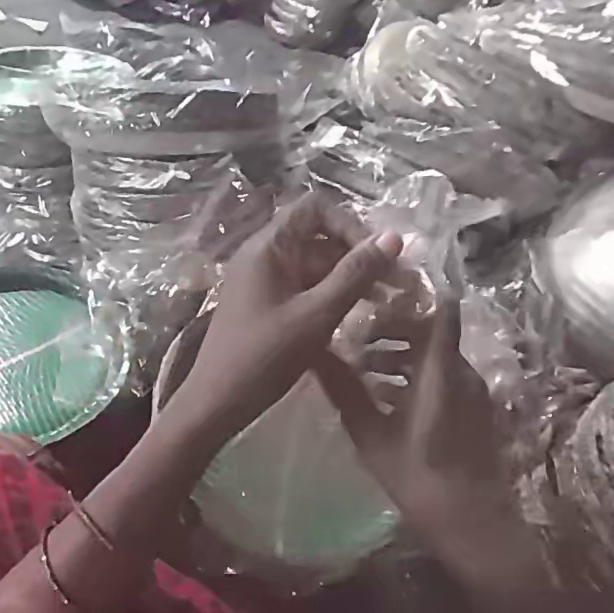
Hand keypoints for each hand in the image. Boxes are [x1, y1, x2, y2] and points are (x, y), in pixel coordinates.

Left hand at [166, 196, 401, 446]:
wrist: (216, 403)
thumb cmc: (265, 356)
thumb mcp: (317, 314)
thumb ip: (355, 274)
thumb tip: (394, 237)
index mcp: (269, 247)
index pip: (316, 209)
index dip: (351, 225)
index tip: (379, 256)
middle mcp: (264, 256)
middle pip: (319, 239)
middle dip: (358, 256)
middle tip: (396, 285)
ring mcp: (263, 283)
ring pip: (315, 267)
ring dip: (349, 280)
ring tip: (386, 304)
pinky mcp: (266, 307)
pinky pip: (304, 290)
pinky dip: (331, 298)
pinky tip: (356, 319)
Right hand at [316, 302, 547, 605]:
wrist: (471, 523)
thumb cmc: (417, 476)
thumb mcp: (371, 433)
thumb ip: (344, 389)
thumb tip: (315, 353)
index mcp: (441, 369)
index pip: (439, 309)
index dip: (412, 294)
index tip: (377, 293)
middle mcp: (463, 372)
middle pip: (430, 334)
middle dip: (392, 333)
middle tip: (355, 343)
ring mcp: (473, 393)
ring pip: (434, 359)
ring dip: (401, 359)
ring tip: (364, 373)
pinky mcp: (475, 412)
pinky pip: (444, 380)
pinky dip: (416, 379)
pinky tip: (386, 400)